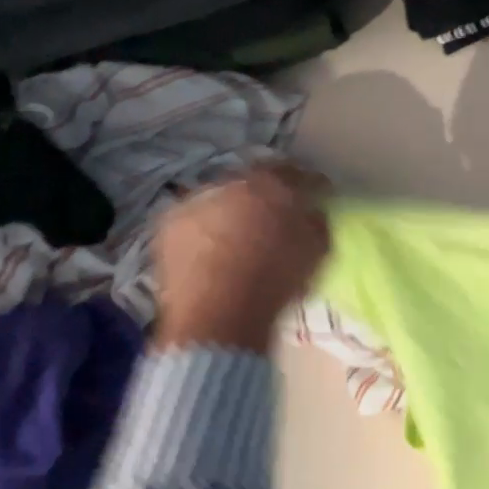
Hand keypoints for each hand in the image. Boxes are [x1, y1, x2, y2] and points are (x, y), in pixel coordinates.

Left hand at [152, 163, 331, 353]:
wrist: (216, 316)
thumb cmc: (276, 279)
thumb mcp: (318, 247)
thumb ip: (316, 219)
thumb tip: (311, 210)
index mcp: (272, 184)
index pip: (297, 171)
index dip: (311, 183)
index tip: (320, 196)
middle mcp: (230, 183)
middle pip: (255, 181)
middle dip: (269, 194)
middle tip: (280, 214)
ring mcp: (194, 202)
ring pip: (223, 197)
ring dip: (237, 210)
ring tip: (245, 233)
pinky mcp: (168, 226)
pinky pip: (198, 218)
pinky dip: (210, 226)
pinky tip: (218, 247)